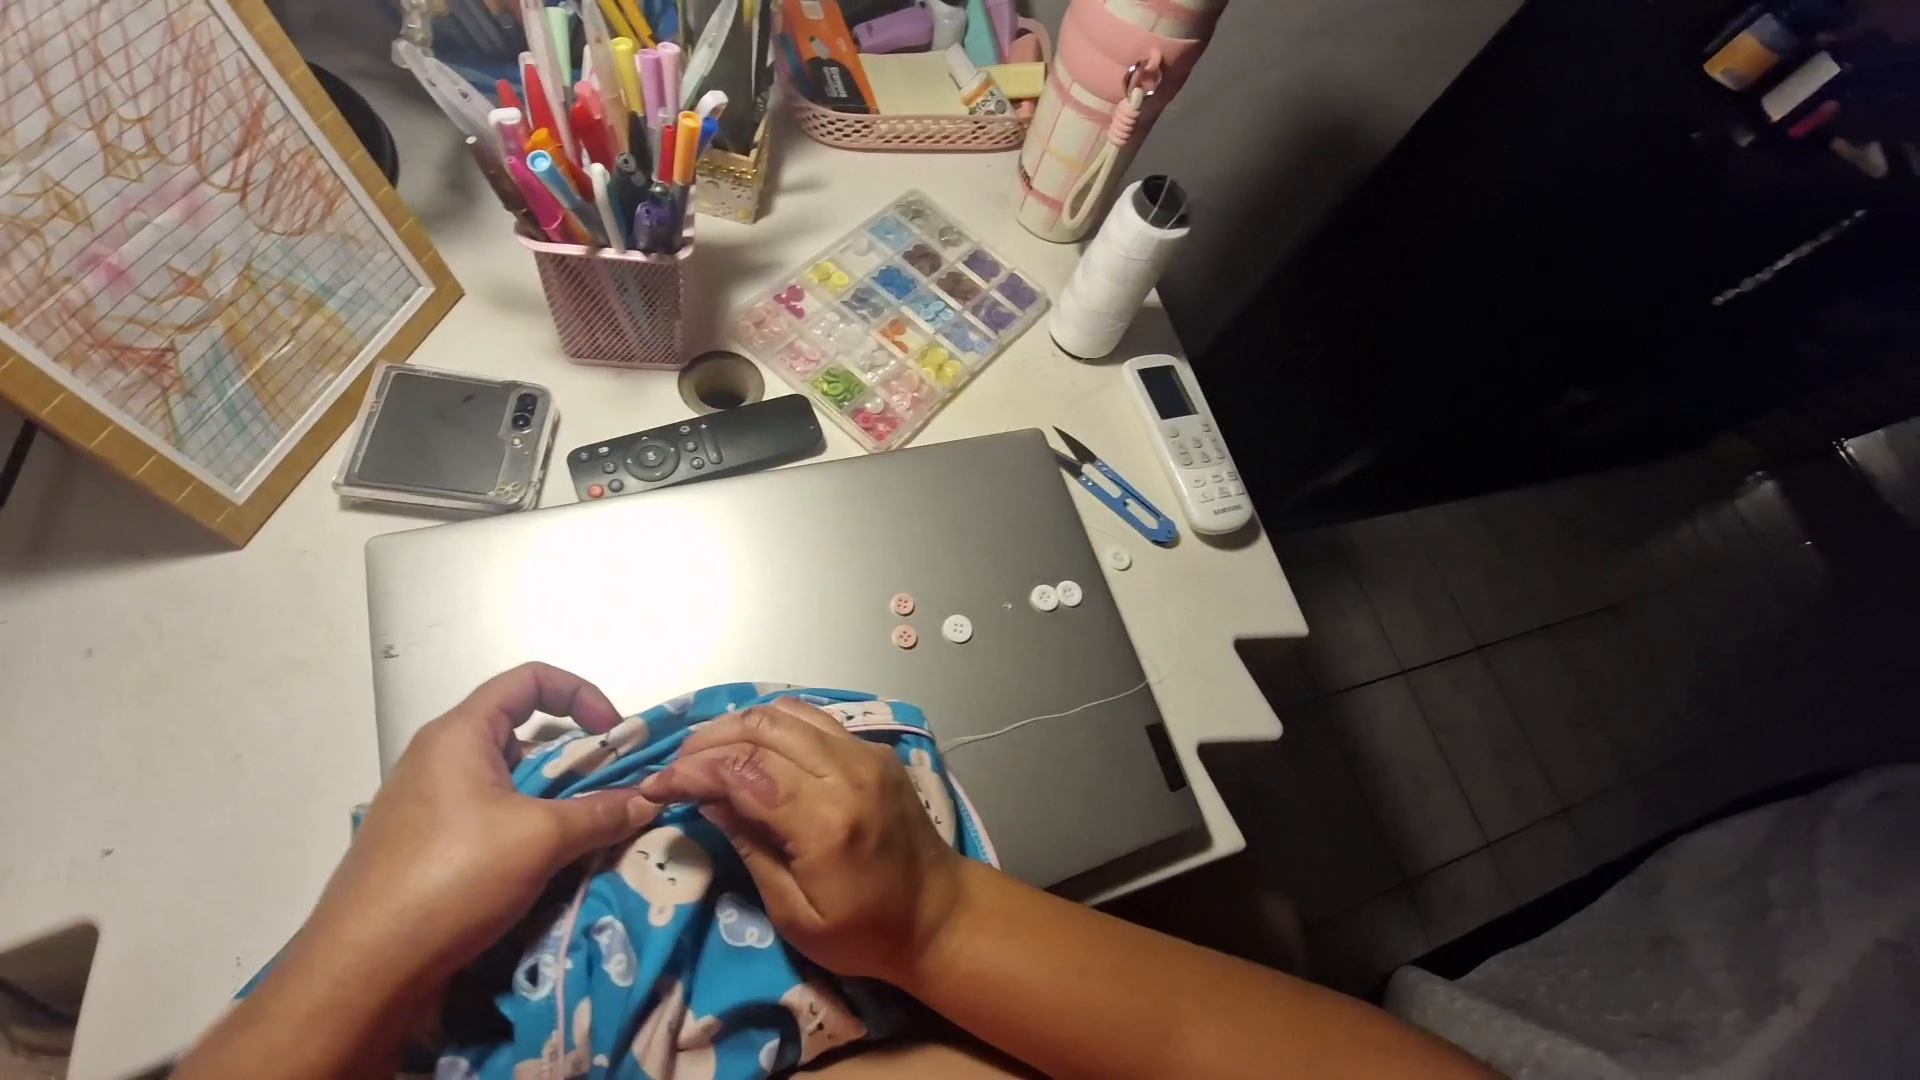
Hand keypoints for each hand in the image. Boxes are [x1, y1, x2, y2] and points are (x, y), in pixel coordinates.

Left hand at [298, 663, 659, 989]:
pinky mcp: (422, 844)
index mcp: (460, 735)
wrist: (359, 975)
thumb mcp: (542, 839)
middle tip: (608, 787)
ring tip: (584, 828)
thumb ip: (603, 813)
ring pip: (508, 777)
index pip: (530, 679)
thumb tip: (650, 800)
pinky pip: (489, 812)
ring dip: (554, 794)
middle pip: (522, 731)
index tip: (611, 734)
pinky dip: (526, 823)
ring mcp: (426, 803)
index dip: (581, 694)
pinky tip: (544, 861)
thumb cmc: (452, 878)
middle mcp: (438, 757)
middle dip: (575, 755)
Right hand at [637, 698, 964, 984]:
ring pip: (789, 712)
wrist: (938, 914)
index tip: (656, 785)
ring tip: (707, 752)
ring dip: (740, 724)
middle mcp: (848, 770)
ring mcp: (866, 753)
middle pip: (765, 728)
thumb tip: (709, 798)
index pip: (746, 770)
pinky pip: (815, 719)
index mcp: (827, 819)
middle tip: (677, 765)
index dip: (693, 771)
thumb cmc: (864, 931)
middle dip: (710, 739)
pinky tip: (753, 747)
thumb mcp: (794, 913)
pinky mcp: (875, 749)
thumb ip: (751, 847)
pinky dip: (775, 724)